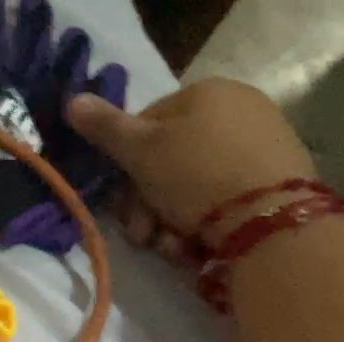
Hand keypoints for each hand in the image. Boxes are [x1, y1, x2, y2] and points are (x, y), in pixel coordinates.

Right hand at [67, 79, 314, 256]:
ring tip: (169, 246)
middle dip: (144, 206)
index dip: (124, 167)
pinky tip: (194, 245)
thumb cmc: (194, 175)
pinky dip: (198, 226)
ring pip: (187, 190)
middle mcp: (234, 110)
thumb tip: (71, 101)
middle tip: (140, 234)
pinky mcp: (271, 178)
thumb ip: (105, 129)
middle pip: (165, 164)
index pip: (145, 127)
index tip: (116, 202)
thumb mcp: (140, 150)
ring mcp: (256, 143)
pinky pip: (218, 201)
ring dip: (166, 224)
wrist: (265, 216)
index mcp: (203, 93)